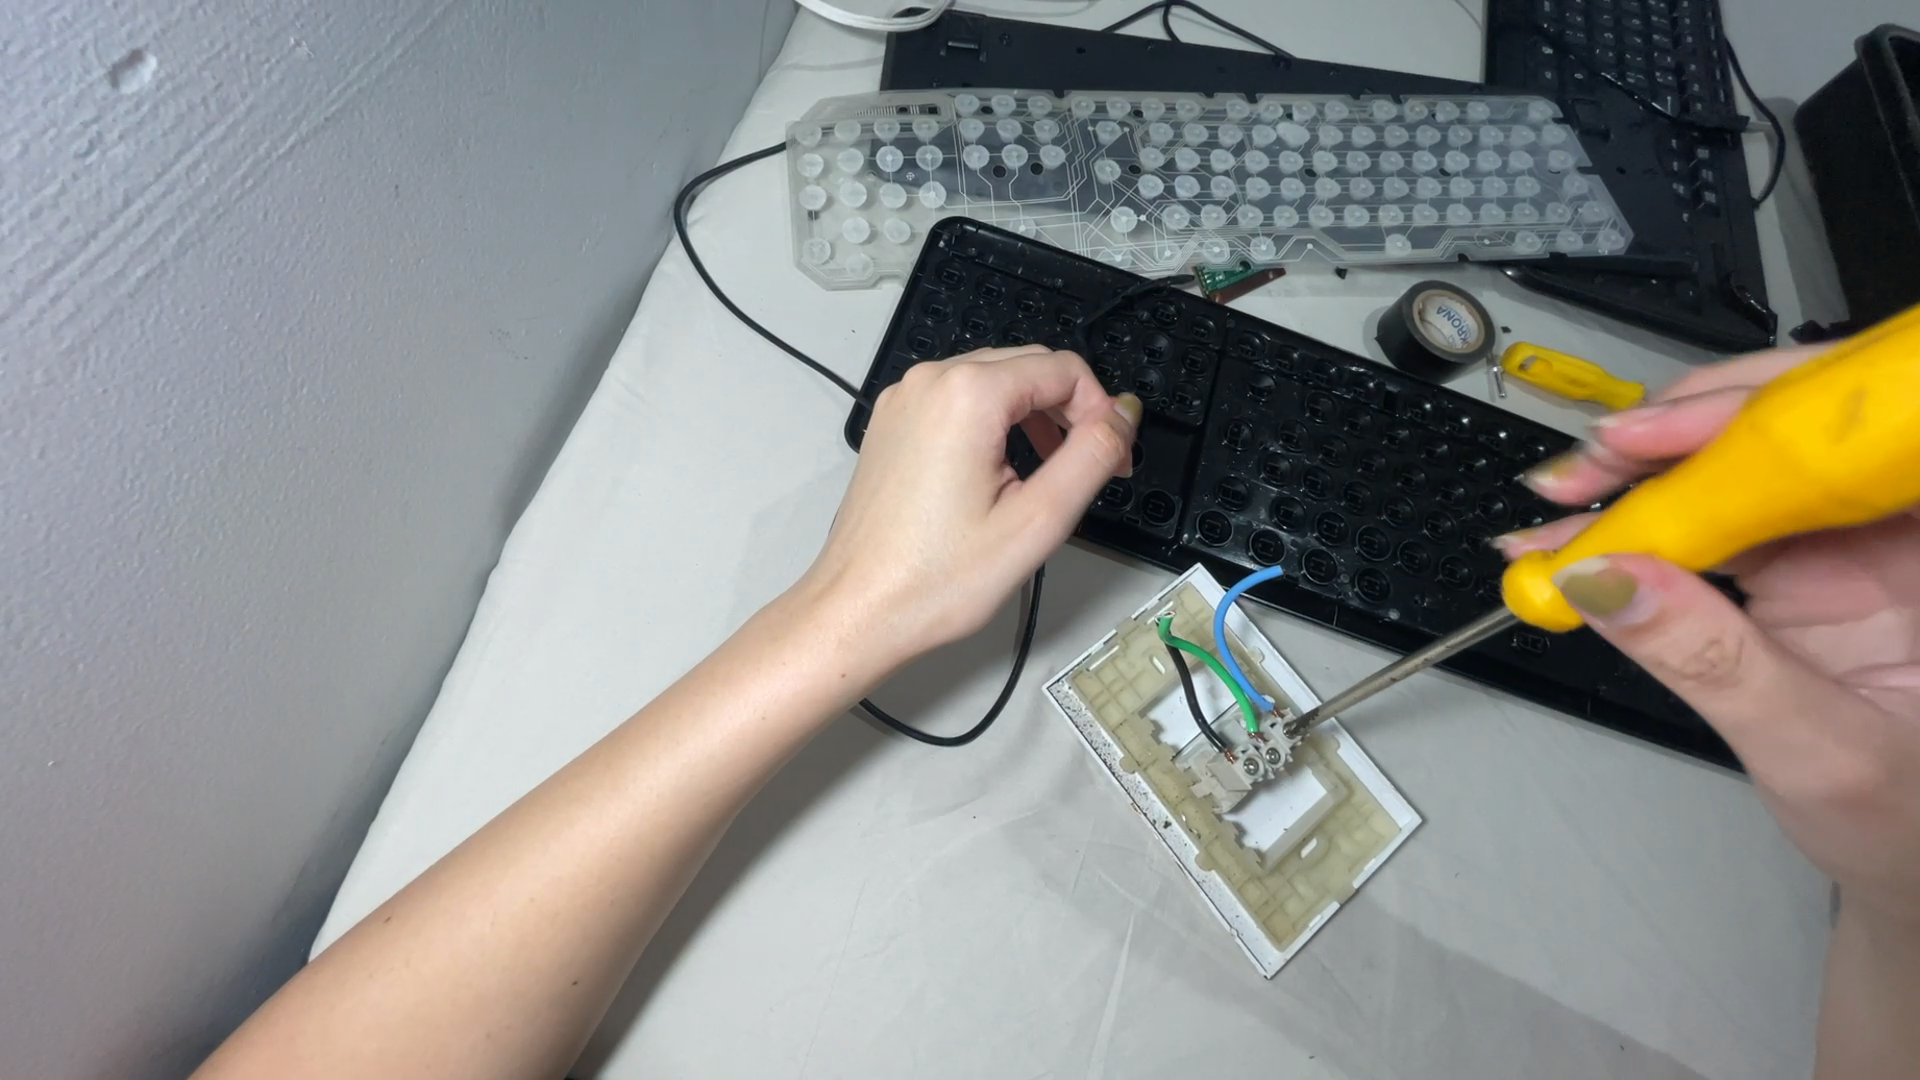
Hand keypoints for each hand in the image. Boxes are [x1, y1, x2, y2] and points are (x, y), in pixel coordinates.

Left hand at [795, 345, 1140, 673]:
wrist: (860, 610)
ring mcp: (904, 402)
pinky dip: (993, 427)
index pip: (1063, 369)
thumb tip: (1123, 416)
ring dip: (1033, 420)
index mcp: (966, 395)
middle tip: (1088, 470)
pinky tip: (1001, 475)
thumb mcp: (1038, 520)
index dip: (1101, 411)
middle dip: (1069, 413)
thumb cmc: (933, 580)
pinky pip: (958, 405)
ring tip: (1046, 477)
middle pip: (1028, 369)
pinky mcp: (894, 426)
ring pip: (994, 385)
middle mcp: (928, 384)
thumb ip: (1092, 456)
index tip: (1112, 458)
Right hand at [1500, 346, 1919, 924]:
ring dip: (1635, 475)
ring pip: (1740, 462)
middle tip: (1583, 466)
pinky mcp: (1797, 559)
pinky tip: (1567, 535)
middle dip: (1679, 434)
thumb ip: (1708, 661)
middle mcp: (1911, 529)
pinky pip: (1705, 513)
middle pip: (1799, 430)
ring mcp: (1855, 540)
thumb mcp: (1818, 753)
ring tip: (1554, 502)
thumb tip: (1599, 577)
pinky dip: (1627, 521)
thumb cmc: (1914, 826)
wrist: (1913, 857)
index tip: (1648, 436)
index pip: (1876, 439)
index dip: (1761, 415)